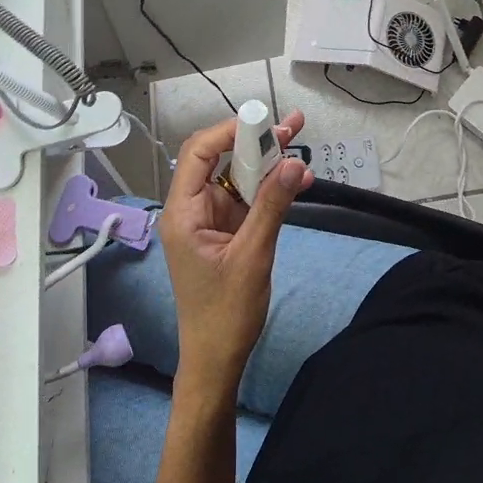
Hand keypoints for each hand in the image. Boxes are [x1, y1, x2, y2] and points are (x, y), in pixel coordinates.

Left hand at [159, 110, 312, 390]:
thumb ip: (272, 206)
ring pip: (237, 177)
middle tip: (290, 126)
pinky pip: (248, 199)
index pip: (199, 154)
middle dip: (253, 140)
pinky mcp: (227, 232)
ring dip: (266, 161)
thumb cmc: (225, 313)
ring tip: (298, 139)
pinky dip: (271, 187)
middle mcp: (192, 209)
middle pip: (219, 159)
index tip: (263, 123)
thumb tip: (294, 162)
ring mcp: (210, 220)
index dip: (229, 132)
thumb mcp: (252, 256)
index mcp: (183, 212)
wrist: (217, 359)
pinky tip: (299, 178)